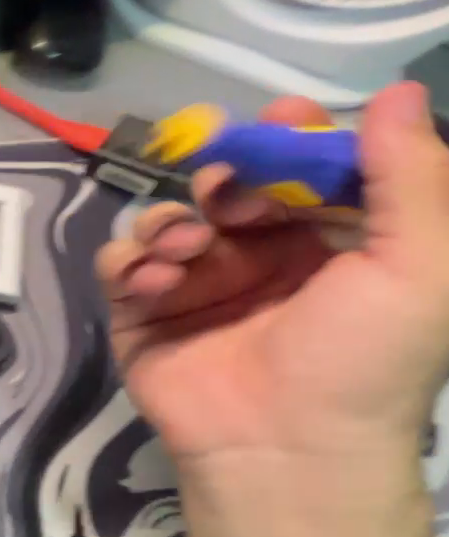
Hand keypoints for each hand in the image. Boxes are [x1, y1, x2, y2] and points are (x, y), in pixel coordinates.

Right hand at [96, 82, 448, 476]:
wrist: (279, 442)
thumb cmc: (362, 356)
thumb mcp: (417, 266)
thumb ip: (410, 178)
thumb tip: (391, 94)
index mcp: (332, 245)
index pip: (305, 174)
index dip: (290, 142)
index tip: (271, 120)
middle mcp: (260, 257)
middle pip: (226, 189)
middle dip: (221, 181)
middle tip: (225, 200)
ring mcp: (193, 283)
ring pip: (164, 220)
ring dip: (166, 223)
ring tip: (181, 252)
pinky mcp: (138, 308)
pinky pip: (118, 263)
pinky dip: (129, 261)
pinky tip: (153, 282)